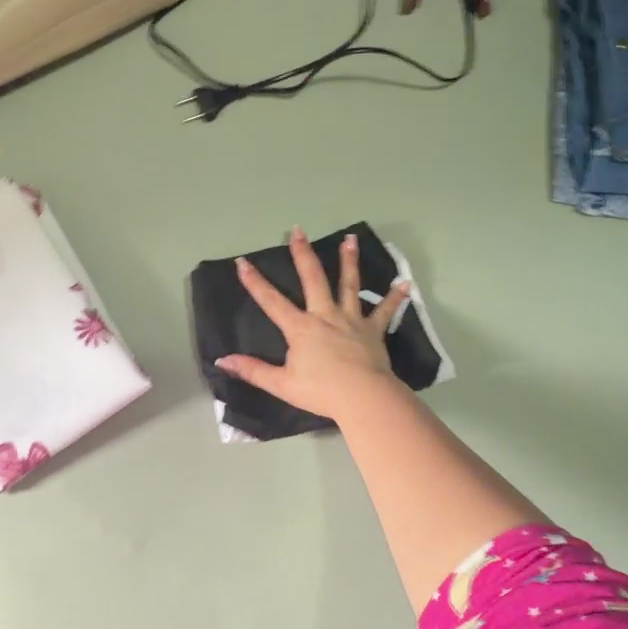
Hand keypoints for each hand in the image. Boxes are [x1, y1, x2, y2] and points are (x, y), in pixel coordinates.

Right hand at [216, 226, 411, 423]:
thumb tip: (222, 361)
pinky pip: (385, 311)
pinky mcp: (373, 330)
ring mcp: (351, 319)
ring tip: (351, 239)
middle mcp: (325, 315)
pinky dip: (395, 297)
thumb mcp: (281, 384)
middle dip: (303, 254)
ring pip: (349, 284)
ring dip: (350, 261)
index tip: (243, 262)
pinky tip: (405, 283)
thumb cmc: (321, 392)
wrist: (363, 397)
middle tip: (298, 231)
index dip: (255, 282)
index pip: (272, 301)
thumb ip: (252, 370)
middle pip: (313, 278)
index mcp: (301, 328)